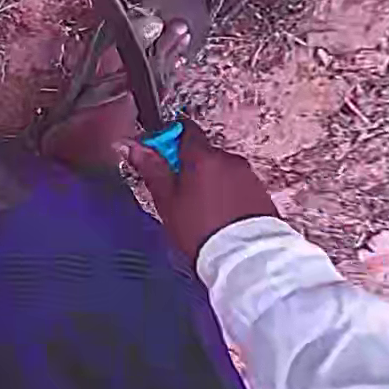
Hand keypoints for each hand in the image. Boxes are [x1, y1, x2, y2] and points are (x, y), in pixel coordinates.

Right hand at [123, 120, 277, 258]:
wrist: (245, 259)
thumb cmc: (201, 230)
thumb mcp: (166, 199)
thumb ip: (149, 167)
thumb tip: (128, 145)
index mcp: (203, 157)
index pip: (183, 130)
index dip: (167, 140)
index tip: (157, 157)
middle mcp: (229, 159)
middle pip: (201, 152)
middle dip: (186, 166)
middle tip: (174, 192)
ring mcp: (247, 175)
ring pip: (218, 169)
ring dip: (206, 181)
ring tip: (196, 209)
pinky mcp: (260, 193)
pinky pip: (235, 185)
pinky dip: (223, 193)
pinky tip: (215, 214)